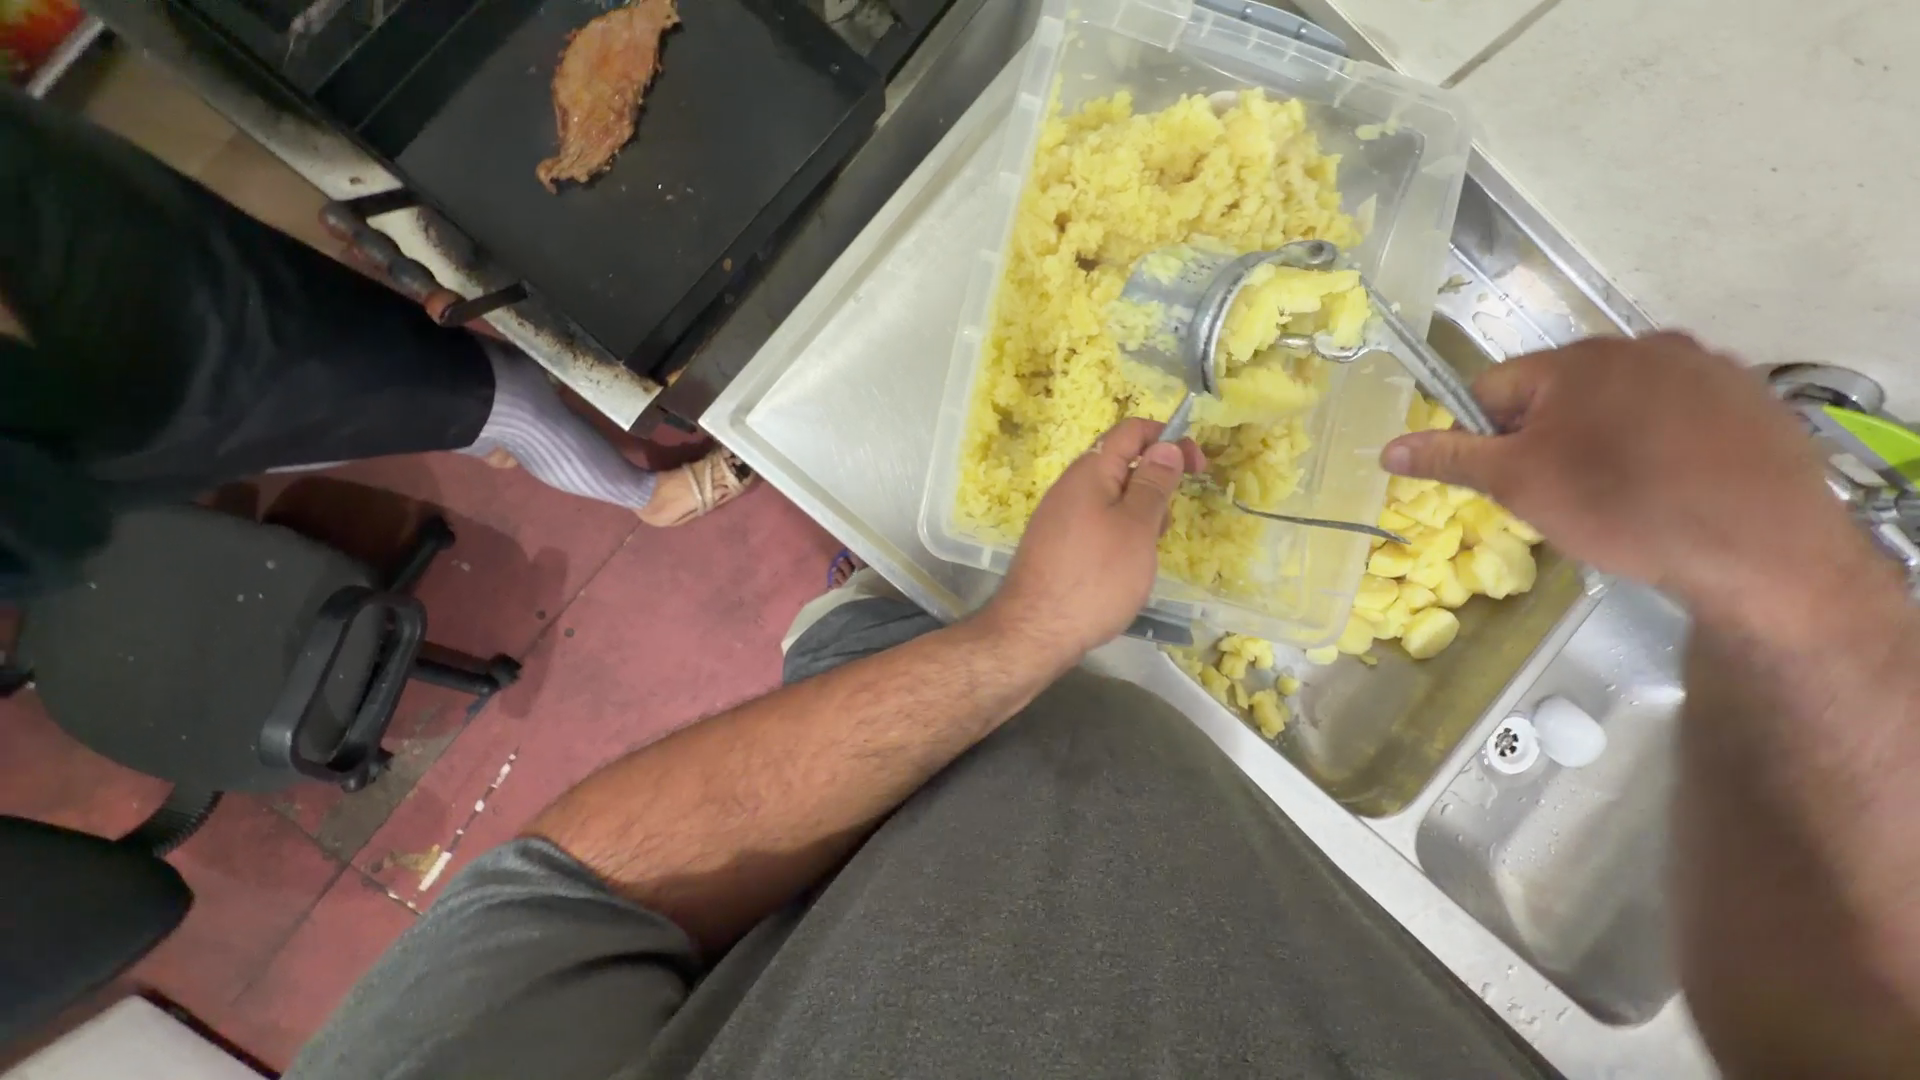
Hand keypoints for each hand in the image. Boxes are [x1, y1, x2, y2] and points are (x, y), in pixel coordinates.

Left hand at [978, 417, 1204, 667]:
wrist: (1034, 633)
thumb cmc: (1095, 577)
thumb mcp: (1136, 527)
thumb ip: (1152, 484)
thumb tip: (1166, 446)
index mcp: (1088, 472)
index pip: (1131, 432)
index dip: (1169, 439)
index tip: (1198, 466)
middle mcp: (1069, 488)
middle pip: (1122, 467)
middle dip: (1154, 488)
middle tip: (1163, 527)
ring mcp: (1059, 519)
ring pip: (1112, 503)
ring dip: (1139, 520)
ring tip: (1143, 557)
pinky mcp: (1057, 548)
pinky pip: (1097, 529)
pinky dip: (1119, 540)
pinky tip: (1123, 572)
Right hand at [1380, 333, 1885, 617]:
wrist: (1760, 547)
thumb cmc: (1618, 507)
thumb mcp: (1516, 484)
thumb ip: (1449, 457)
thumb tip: (1386, 447)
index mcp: (1576, 360)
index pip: (1492, 390)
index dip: (1484, 437)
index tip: (1503, 480)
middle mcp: (1641, 346)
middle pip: (1556, 392)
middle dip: (1543, 436)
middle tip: (1557, 491)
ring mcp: (1706, 367)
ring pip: (1617, 402)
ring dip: (1600, 437)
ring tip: (1617, 492)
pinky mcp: (1752, 397)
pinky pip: (1676, 413)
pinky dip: (1659, 441)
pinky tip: (1671, 483)